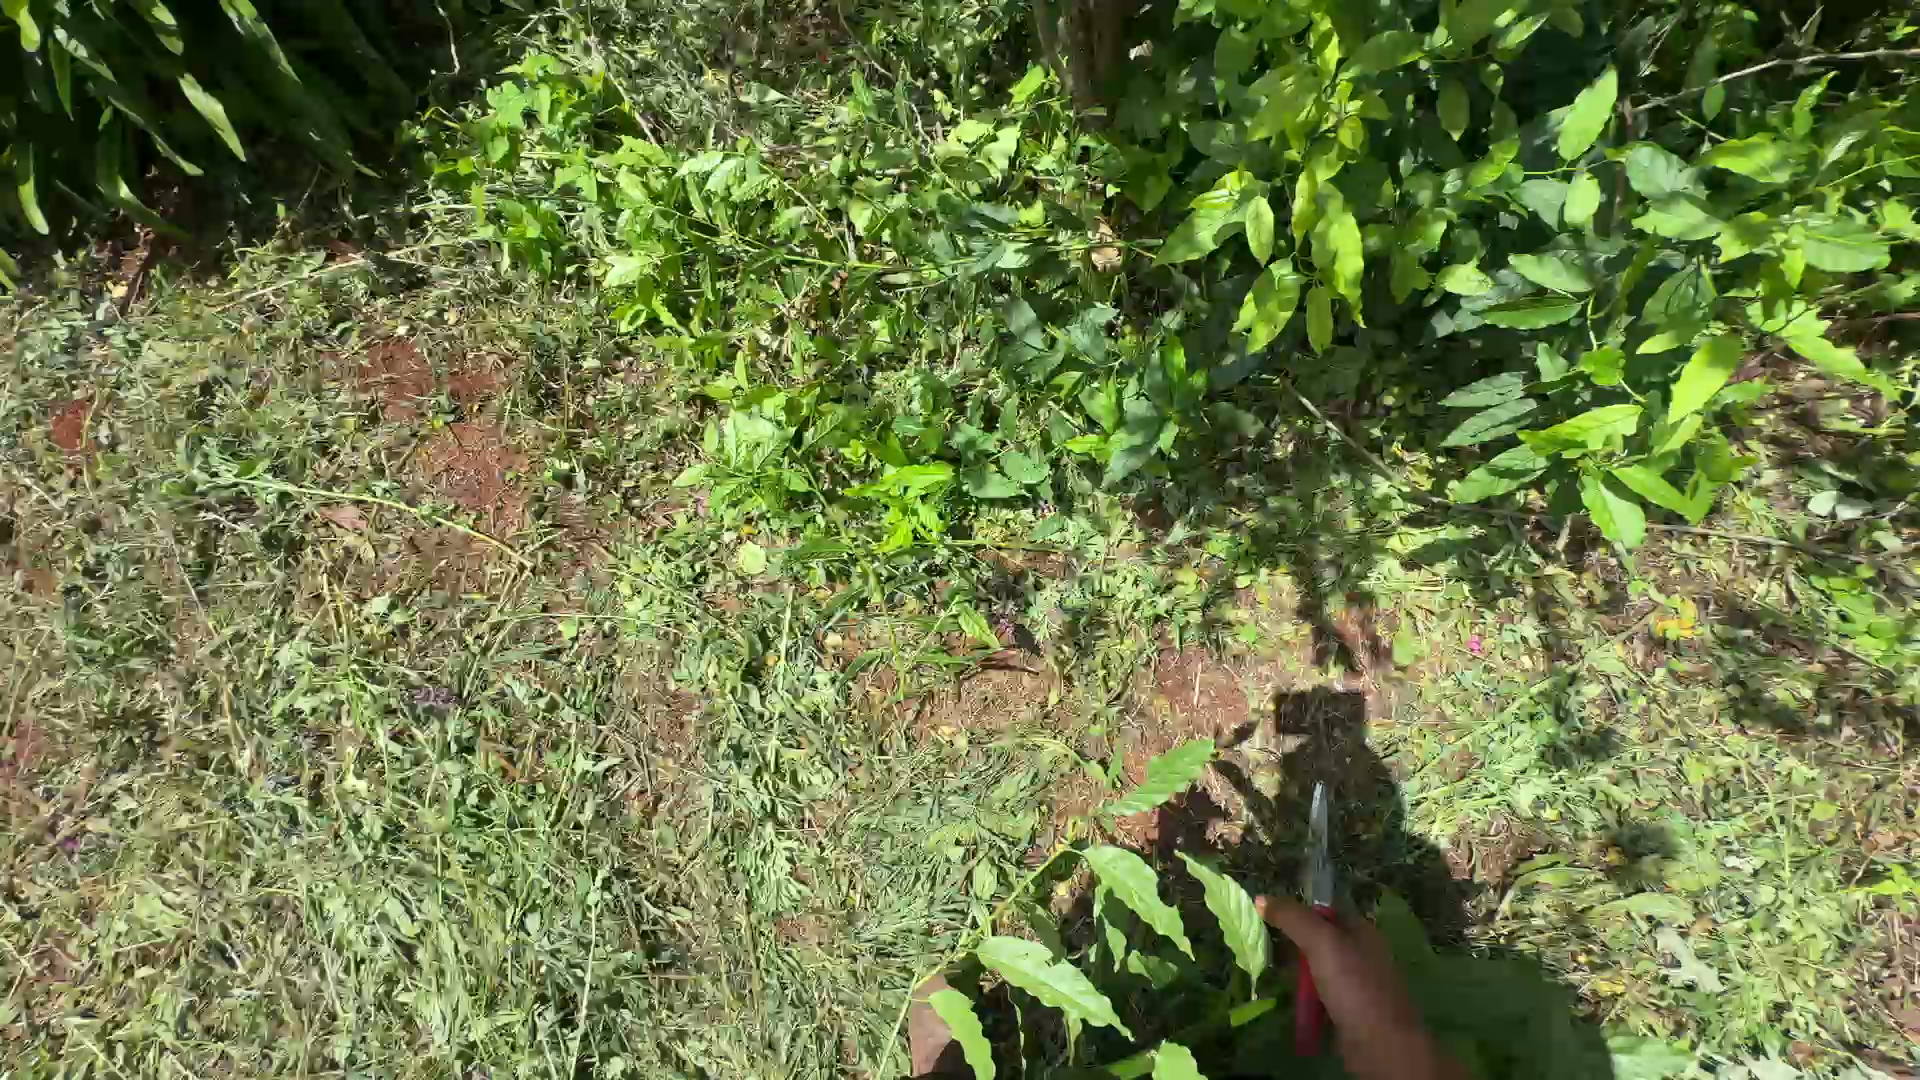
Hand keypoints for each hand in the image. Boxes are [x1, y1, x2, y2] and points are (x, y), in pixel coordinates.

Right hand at [1255, 895, 1468, 1079]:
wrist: (1384, 1050)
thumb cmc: (1355, 986)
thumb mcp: (1320, 941)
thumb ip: (1291, 917)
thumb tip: (1260, 898)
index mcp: (1361, 931)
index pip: (1322, 909)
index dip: (1295, 910)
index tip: (1265, 914)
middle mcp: (1360, 954)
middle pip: (1317, 938)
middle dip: (1290, 941)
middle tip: (1261, 942)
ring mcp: (1356, 985)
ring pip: (1316, 968)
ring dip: (1294, 970)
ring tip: (1267, 968)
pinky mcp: (1349, 1012)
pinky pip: (1318, 994)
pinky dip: (1303, 995)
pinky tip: (1287, 995)